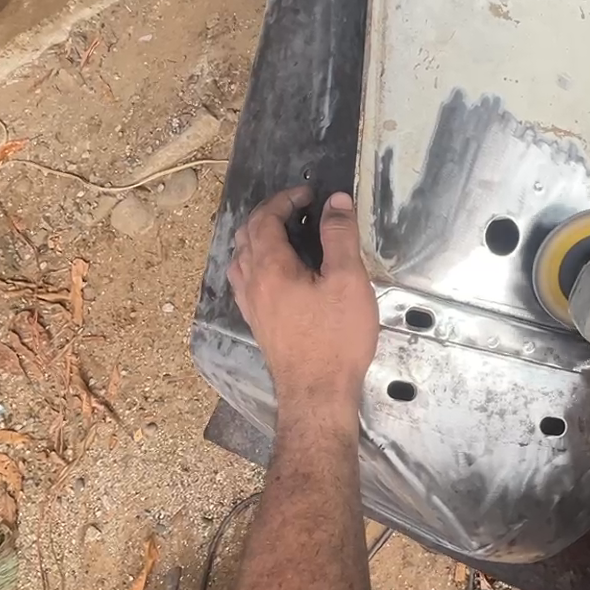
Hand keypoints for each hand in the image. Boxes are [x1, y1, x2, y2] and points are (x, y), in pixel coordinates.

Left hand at [229, 187, 377, 417]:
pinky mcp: (258, 322)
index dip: (285, 199)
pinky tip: (277, 270)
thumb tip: (336, 201)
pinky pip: (246, 279)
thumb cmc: (335, 338)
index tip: (309, 194)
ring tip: (287, 233)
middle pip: (247, 235)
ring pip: (241, 258)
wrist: (317, 394)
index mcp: (270, 267)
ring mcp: (251, 305)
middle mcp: (252, 283)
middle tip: (300, 209)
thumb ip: (340, 237)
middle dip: (270, 214)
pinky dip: (258, 261)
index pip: (265, 219)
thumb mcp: (347, 281)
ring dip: (259, 237)